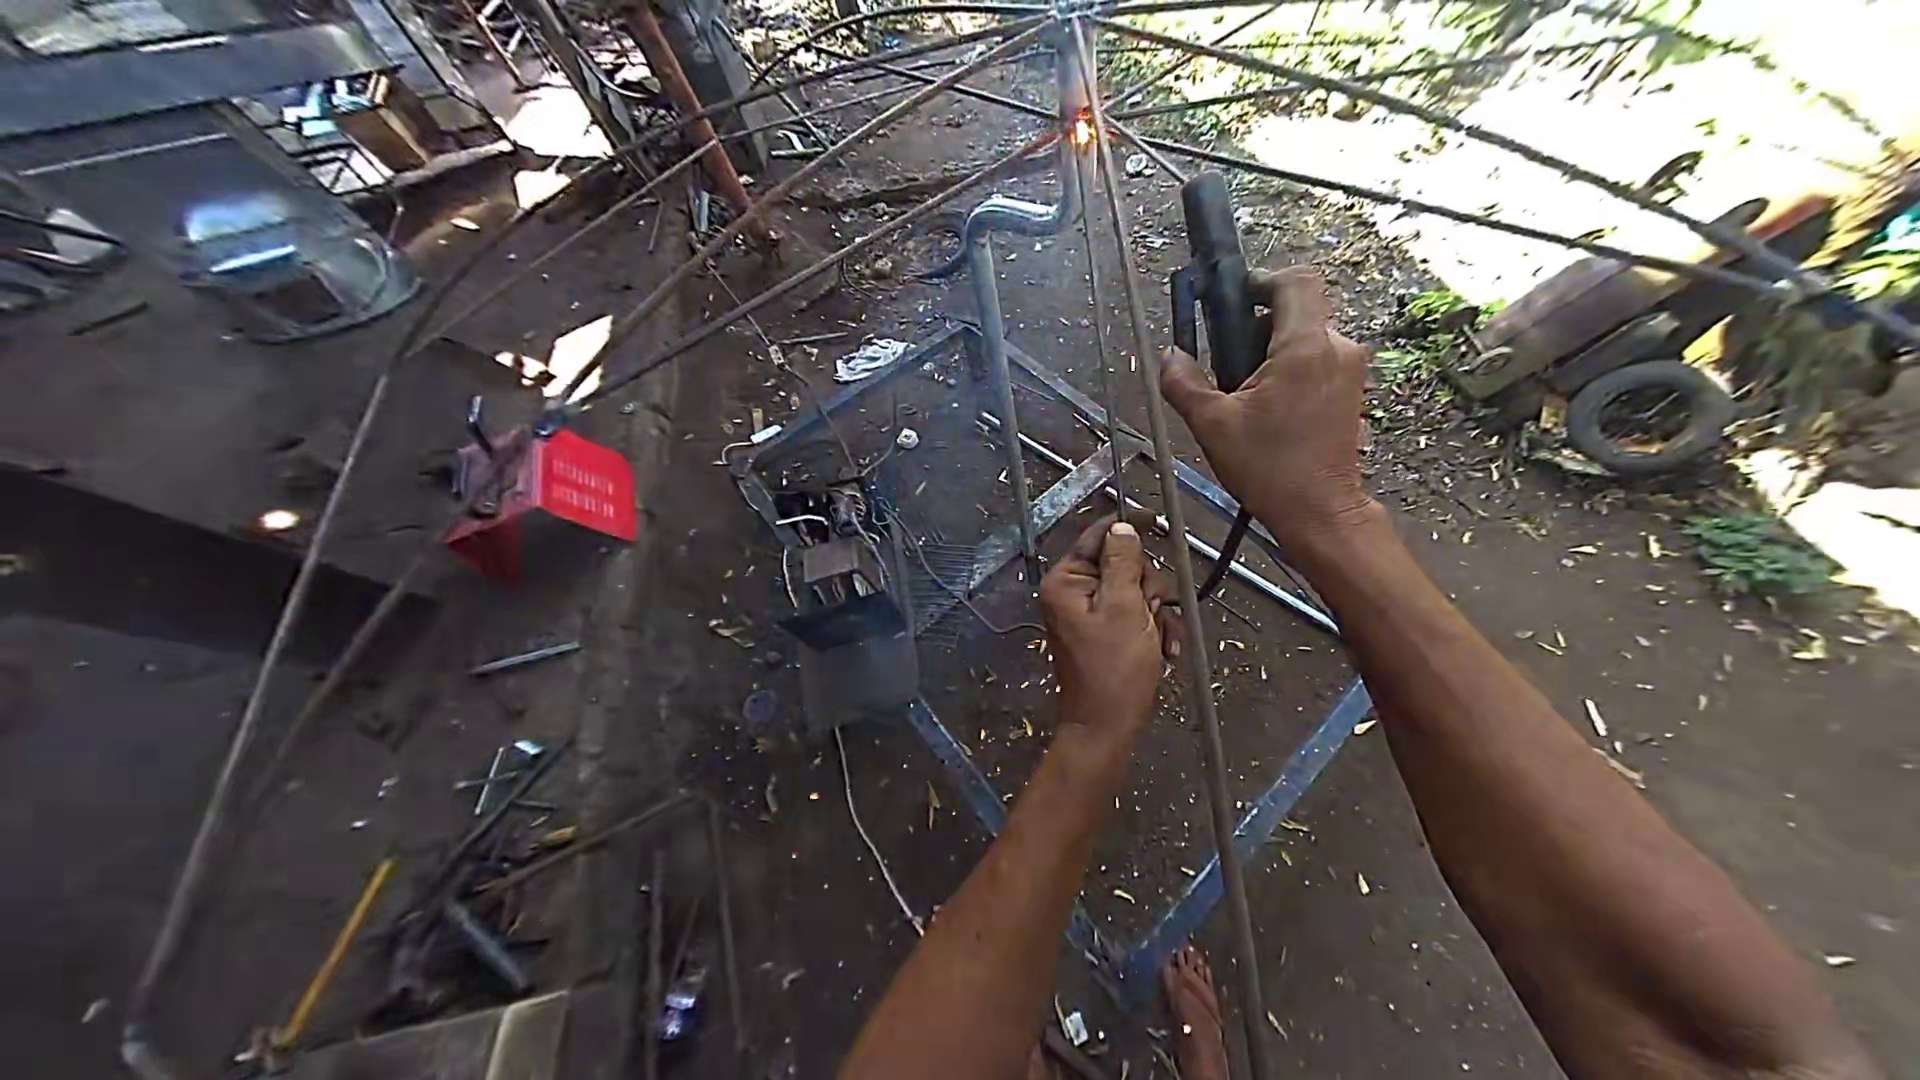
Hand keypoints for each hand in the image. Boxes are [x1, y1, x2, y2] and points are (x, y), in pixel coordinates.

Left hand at [1039, 516, 1179, 749]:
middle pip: (1123, 565)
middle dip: (1147, 587)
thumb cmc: (1114, 669)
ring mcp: (1089, 613)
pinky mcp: (1105, 631)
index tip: (1154, 519)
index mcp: (1066, 581)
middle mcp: (1073, 592)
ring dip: (1156, 613)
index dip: (1127, 527)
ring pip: (1136, 591)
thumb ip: (1123, 563)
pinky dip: (1154, 630)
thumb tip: (1122, 528)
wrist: (1107, 726)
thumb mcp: (1124, 608)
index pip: (1097, 537)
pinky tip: (1165, 650)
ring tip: (1159, 640)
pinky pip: (1137, 616)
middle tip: (1151, 611)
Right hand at [1160, 267, 1377, 548]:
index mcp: (1304, 349)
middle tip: (1228, 365)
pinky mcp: (1349, 389)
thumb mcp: (1212, 425)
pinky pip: (1316, 359)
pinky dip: (1288, 369)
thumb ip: (1184, 383)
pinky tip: (1266, 406)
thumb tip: (1169, 355)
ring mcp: (1349, 369)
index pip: (1294, 281)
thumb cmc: (1270, 470)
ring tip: (1244, 394)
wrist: (1319, 510)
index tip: (1232, 300)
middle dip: (1256, 327)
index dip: (1259, 281)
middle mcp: (1336, 349)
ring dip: (1270, 351)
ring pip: (1305, 335)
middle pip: (1296, 309)